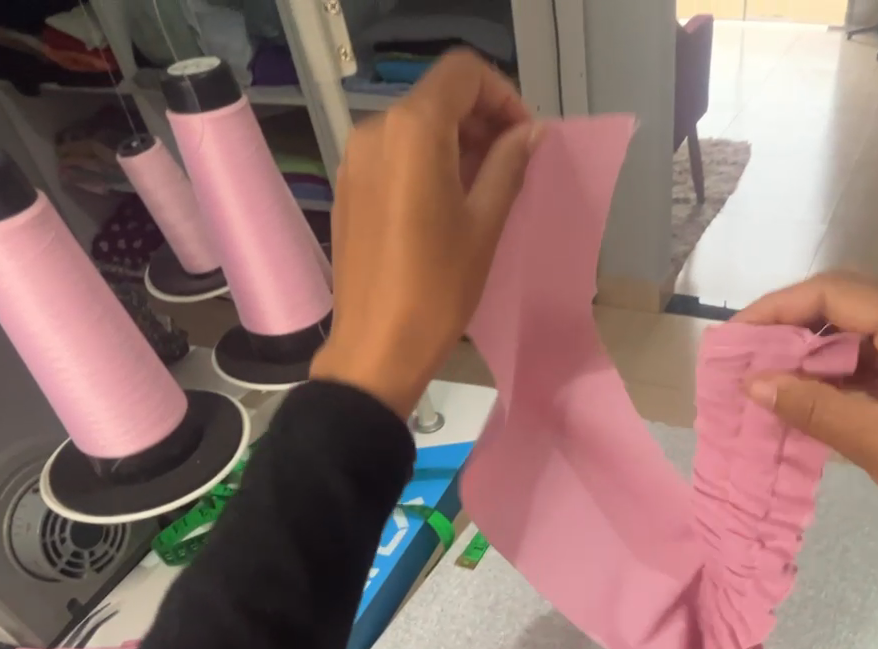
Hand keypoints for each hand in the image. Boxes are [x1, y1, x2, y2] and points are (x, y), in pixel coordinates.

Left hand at [313, 50, 538, 415]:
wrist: (377, 346)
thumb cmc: (438, 288)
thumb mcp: (484, 225)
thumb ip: (508, 166)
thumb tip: (529, 133)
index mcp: (412, 130)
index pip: (463, 74)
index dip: (503, 96)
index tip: (526, 139)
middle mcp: (376, 130)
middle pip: (437, 98)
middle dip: (481, 122)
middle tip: (514, 169)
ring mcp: (355, 159)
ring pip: (415, 128)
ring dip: (456, 146)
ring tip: (484, 194)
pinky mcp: (348, 189)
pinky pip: (394, 157)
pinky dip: (426, 166)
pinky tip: (446, 209)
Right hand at [737, 273, 877, 634]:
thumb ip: (815, 408)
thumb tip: (752, 382)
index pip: (836, 294)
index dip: (778, 310)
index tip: (732, 339)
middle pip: (847, 307)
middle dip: (790, 329)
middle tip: (743, 361)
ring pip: (859, 339)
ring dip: (812, 357)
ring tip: (764, 383)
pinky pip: (875, 368)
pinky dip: (837, 380)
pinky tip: (806, 403)